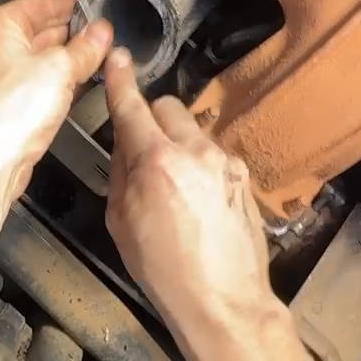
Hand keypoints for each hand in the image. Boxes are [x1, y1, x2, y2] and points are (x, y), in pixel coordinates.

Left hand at [0, 0, 112, 196]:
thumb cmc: (9, 116)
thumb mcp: (59, 70)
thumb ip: (85, 47)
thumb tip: (101, 33)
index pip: (41, 3)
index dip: (73, 2)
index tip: (98, 1)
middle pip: (41, 30)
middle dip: (75, 33)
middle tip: (106, 33)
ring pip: (40, 58)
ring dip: (69, 58)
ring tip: (100, 56)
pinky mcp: (5, 102)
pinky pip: (36, 81)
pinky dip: (58, 80)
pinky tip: (80, 81)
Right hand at [102, 47, 281, 340]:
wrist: (221, 300)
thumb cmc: (163, 269)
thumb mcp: (121, 222)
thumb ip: (121, 175)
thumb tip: (125, 148)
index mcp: (156, 163)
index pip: (133, 108)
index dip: (121, 82)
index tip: (117, 60)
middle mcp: (195, 152)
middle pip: (168, 107)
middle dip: (150, 119)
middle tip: (138, 150)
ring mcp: (225, 162)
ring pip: (192, 131)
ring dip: (174, 144)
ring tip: (168, 188)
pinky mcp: (243, 176)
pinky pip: (211, 155)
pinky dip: (196, 165)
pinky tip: (192, 202)